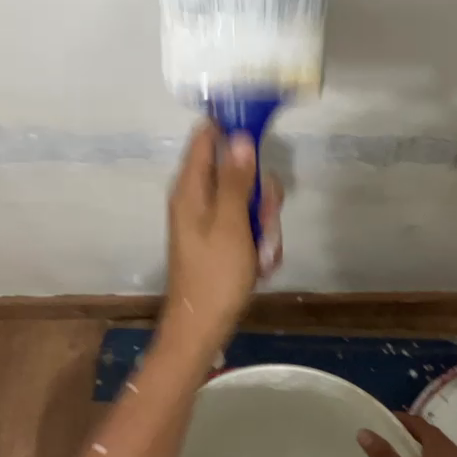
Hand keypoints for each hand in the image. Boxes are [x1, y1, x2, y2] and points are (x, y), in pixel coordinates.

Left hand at [160, 121, 282, 345]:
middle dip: (262, 195)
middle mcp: (197, 197)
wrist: (202, 328)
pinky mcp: (220, 239)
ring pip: (249, 200)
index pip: (207, 137)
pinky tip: (259, 265)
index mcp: (191, 188)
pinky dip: (258, 243)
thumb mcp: (231, 224)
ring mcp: (209, 219)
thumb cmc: (215, 275)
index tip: (262, 133)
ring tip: (262, 253)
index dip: (233, 129)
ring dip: (264, 224)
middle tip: (266, 220)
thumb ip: (237, 180)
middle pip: (238, 171)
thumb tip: (240, 136)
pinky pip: (247, 225)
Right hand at [358, 412, 456, 456]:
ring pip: (442, 455)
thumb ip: (384, 456)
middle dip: (414, 437)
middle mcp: (456, 452)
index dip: (401, 420)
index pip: (418, 423)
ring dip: (426, 455)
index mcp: (439, 444)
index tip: (386, 422)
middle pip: (432, 437)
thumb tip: (363, 432)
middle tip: (395, 443)